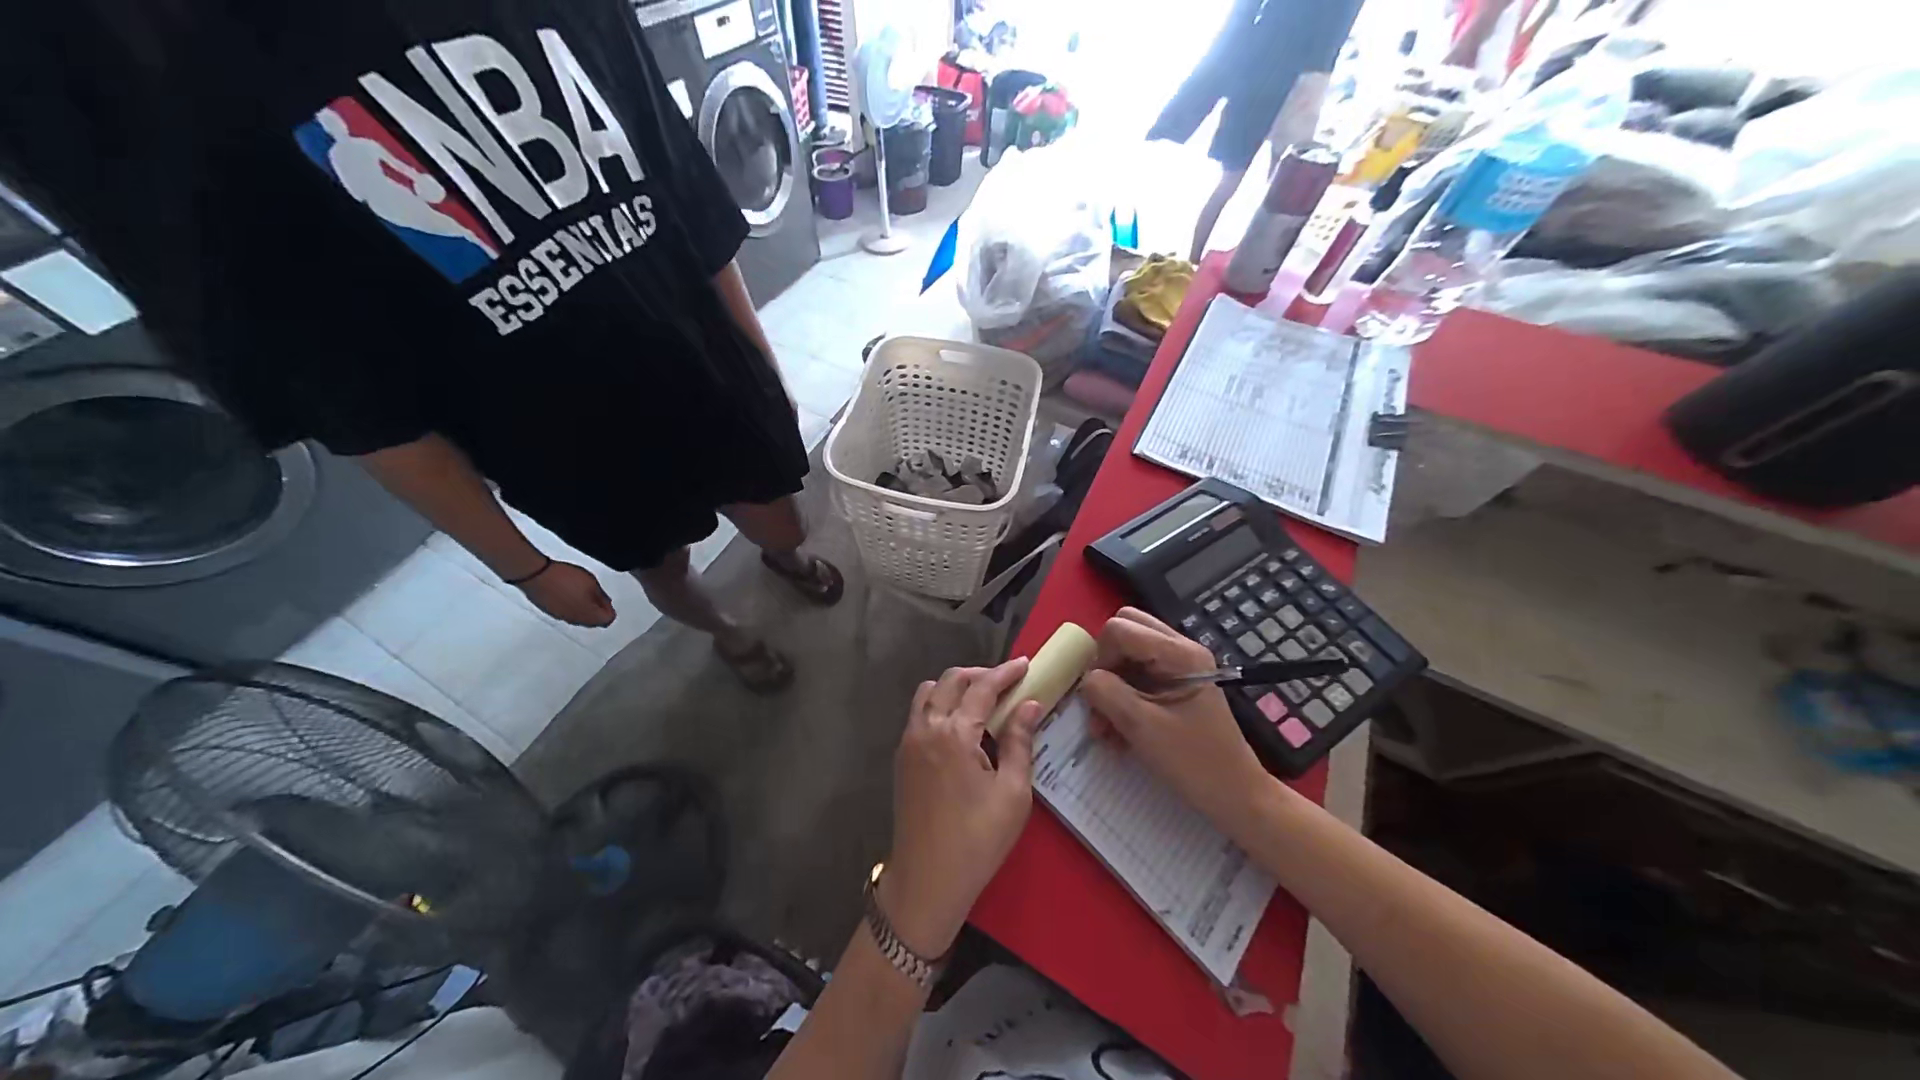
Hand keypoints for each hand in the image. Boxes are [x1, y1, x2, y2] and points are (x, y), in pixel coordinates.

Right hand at [518, 561, 615, 626]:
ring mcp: (562, 618)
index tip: (608, 600)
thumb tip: (607, 604)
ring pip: (580, 619)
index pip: (607, 620)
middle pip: (594, 622)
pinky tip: (569, 596)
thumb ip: (602, 597)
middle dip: (598, 612)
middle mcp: (576, 621)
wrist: (536, 575)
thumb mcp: (592, 583)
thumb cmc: (565, 578)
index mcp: (589, 615)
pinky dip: (572, 608)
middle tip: (598, 597)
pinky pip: (567, 615)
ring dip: (585, 610)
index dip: (610, 610)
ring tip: (583, 594)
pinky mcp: (550, 613)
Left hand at [881, 658, 1044, 958]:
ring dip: (955, 686)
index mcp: (954, 734)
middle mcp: (926, 728)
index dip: (1005, 673)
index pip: (982, 688)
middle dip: (980, 674)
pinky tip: (961, 724)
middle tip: (1007, 681)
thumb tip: (1030, 705)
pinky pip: (919, 713)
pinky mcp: (902, 756)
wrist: (927, 880)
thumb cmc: (977, 840)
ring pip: (928, 693)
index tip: (1025, 665)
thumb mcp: (1013, 794)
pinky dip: (939, 704)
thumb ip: (1020, 742)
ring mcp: (909, 741)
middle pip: (950, 681)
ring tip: (982, 700)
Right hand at [1080, 608, 1269, 825]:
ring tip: (1105, 728)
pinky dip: (1123, 696)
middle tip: (1101, 698)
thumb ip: (1107, 693)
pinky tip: (1119, 732)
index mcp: (1179, 654)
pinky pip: (1138, 674)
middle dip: (1105, 663)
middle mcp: (1181, 650)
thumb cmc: (1192, 761)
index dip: (1100, 658)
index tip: (1099, 695)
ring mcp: (1179, 666)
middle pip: (1125, 630)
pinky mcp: (1175, 683)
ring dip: (1111, 685)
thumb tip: (1087, 679)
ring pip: (1129, 653)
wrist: (1234, 795)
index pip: (1120, 629)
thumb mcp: (1141, 727)